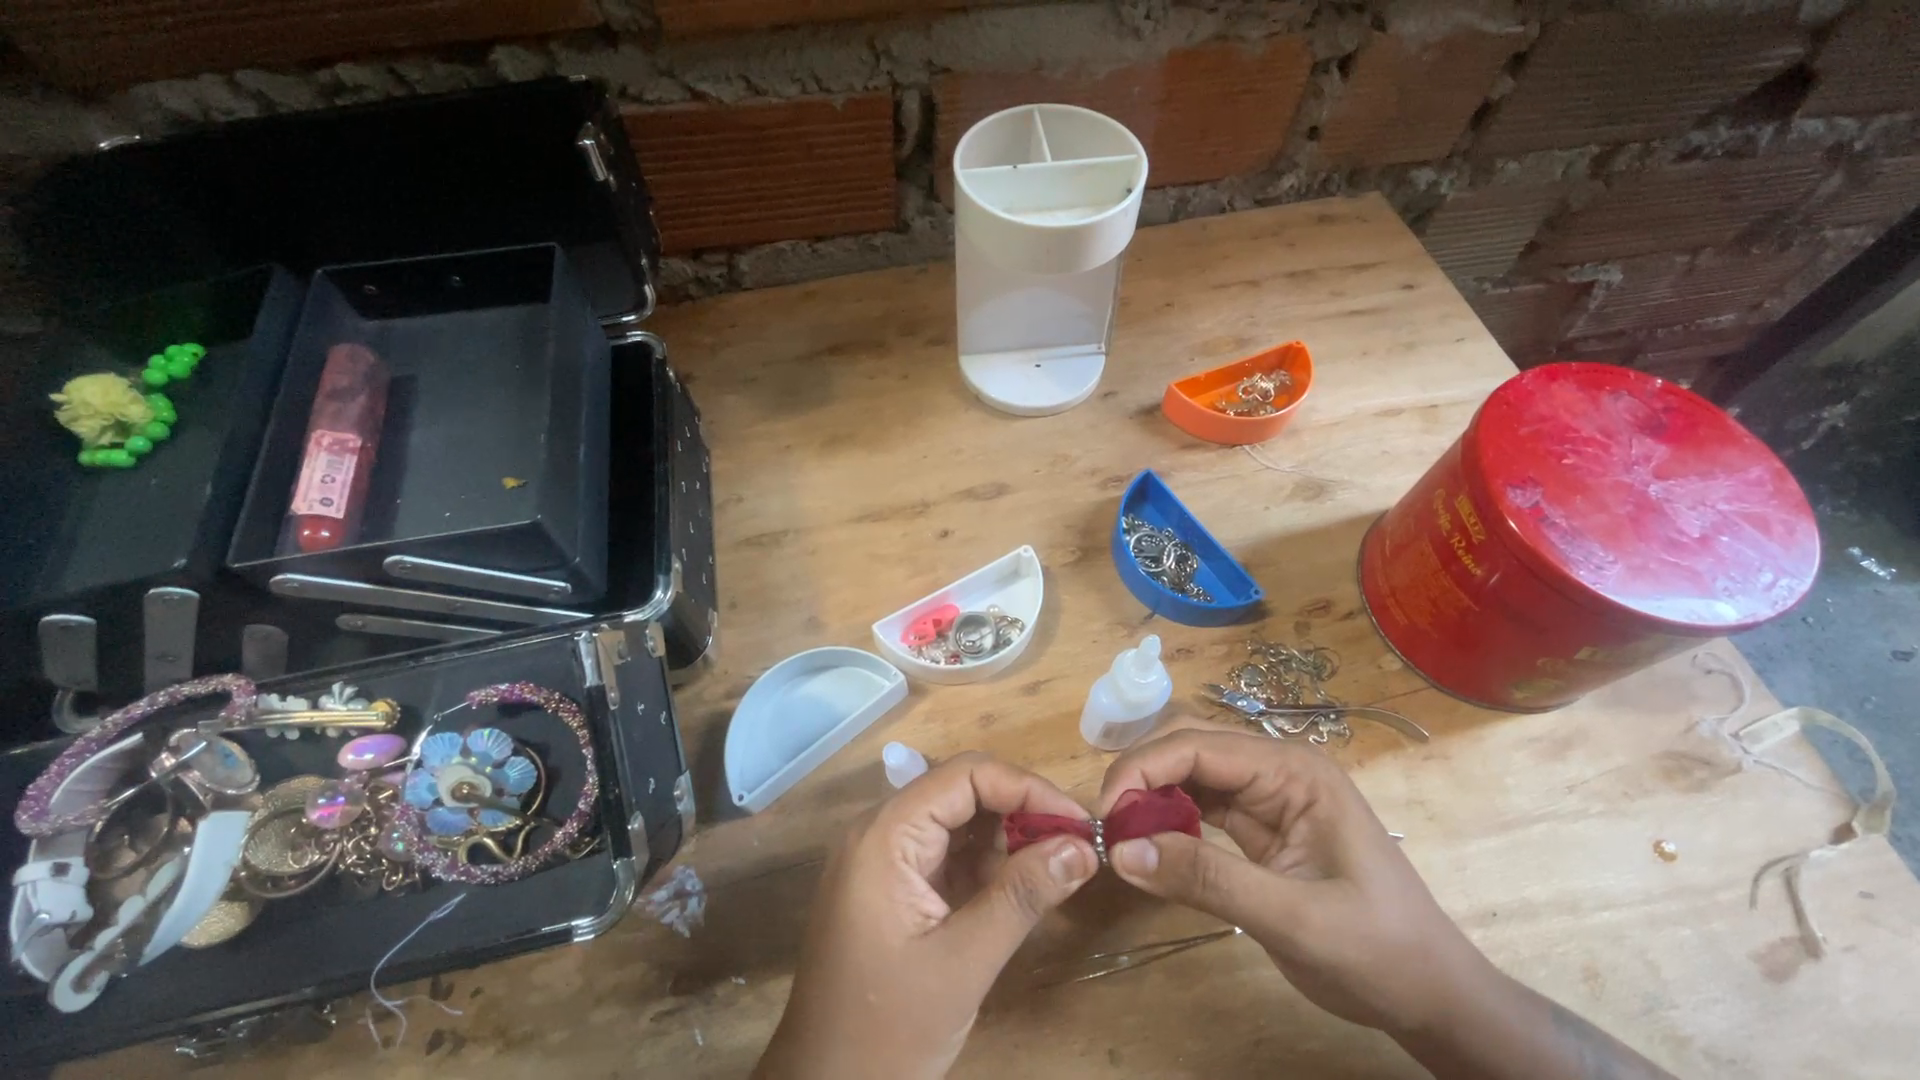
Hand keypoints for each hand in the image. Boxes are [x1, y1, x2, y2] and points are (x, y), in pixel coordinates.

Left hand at [756, 753, 1097, 1079]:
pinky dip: (987, 865)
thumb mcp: (963, 962)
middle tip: (1074, 846)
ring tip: (1057, 867)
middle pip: (961, 792)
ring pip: (957, 822)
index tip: (1077, 822)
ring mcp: (884, 860)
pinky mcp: (893, 888)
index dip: (1026, 788)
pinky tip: (1022, 887)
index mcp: (886, 835)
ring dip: (1008, 838)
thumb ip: (1022, 897)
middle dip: (1021, 811)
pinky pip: (947, 855)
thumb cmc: (886, 1027)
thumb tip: (1082, 846)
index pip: (965, 775)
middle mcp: (881, 833)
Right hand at [1096, 726, 1499, 1036]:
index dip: (1143, 771)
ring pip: (1190, 775)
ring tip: (1120, 836)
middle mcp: (1277, 770)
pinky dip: (1169, 820)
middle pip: (1189, 747)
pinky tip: (1151, 844)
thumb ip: (1208, 879)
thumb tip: (1123, 852)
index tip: (1104, 817)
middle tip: (1107, 827)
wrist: (1431, 996)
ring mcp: (1270, 797)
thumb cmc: (1378, 951)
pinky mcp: (1261, 827)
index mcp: (1294, 770)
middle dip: (1141, 777)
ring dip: (1151, 797)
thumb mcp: (1293, 918)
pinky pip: (1201, 807)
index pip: (1198, 747)